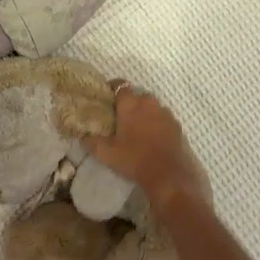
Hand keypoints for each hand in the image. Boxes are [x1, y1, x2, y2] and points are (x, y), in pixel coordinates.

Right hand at [83, 81, 208, 215]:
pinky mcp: (175, 123)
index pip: (120, 85)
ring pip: (150, 106)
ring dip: (144, 113)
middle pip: (136, 96)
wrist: (168, 174)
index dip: (113, 88)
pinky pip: (162, 117)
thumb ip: (92, 142)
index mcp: (131, 104)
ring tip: (137, 129)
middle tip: (121, 118)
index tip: (107, 97)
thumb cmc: (134, 159)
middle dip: (129, 104)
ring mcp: (164, 112)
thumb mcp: (108, 154)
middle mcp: (148, 102)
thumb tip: (83, 136)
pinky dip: (156, 122)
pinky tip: (152, 137)